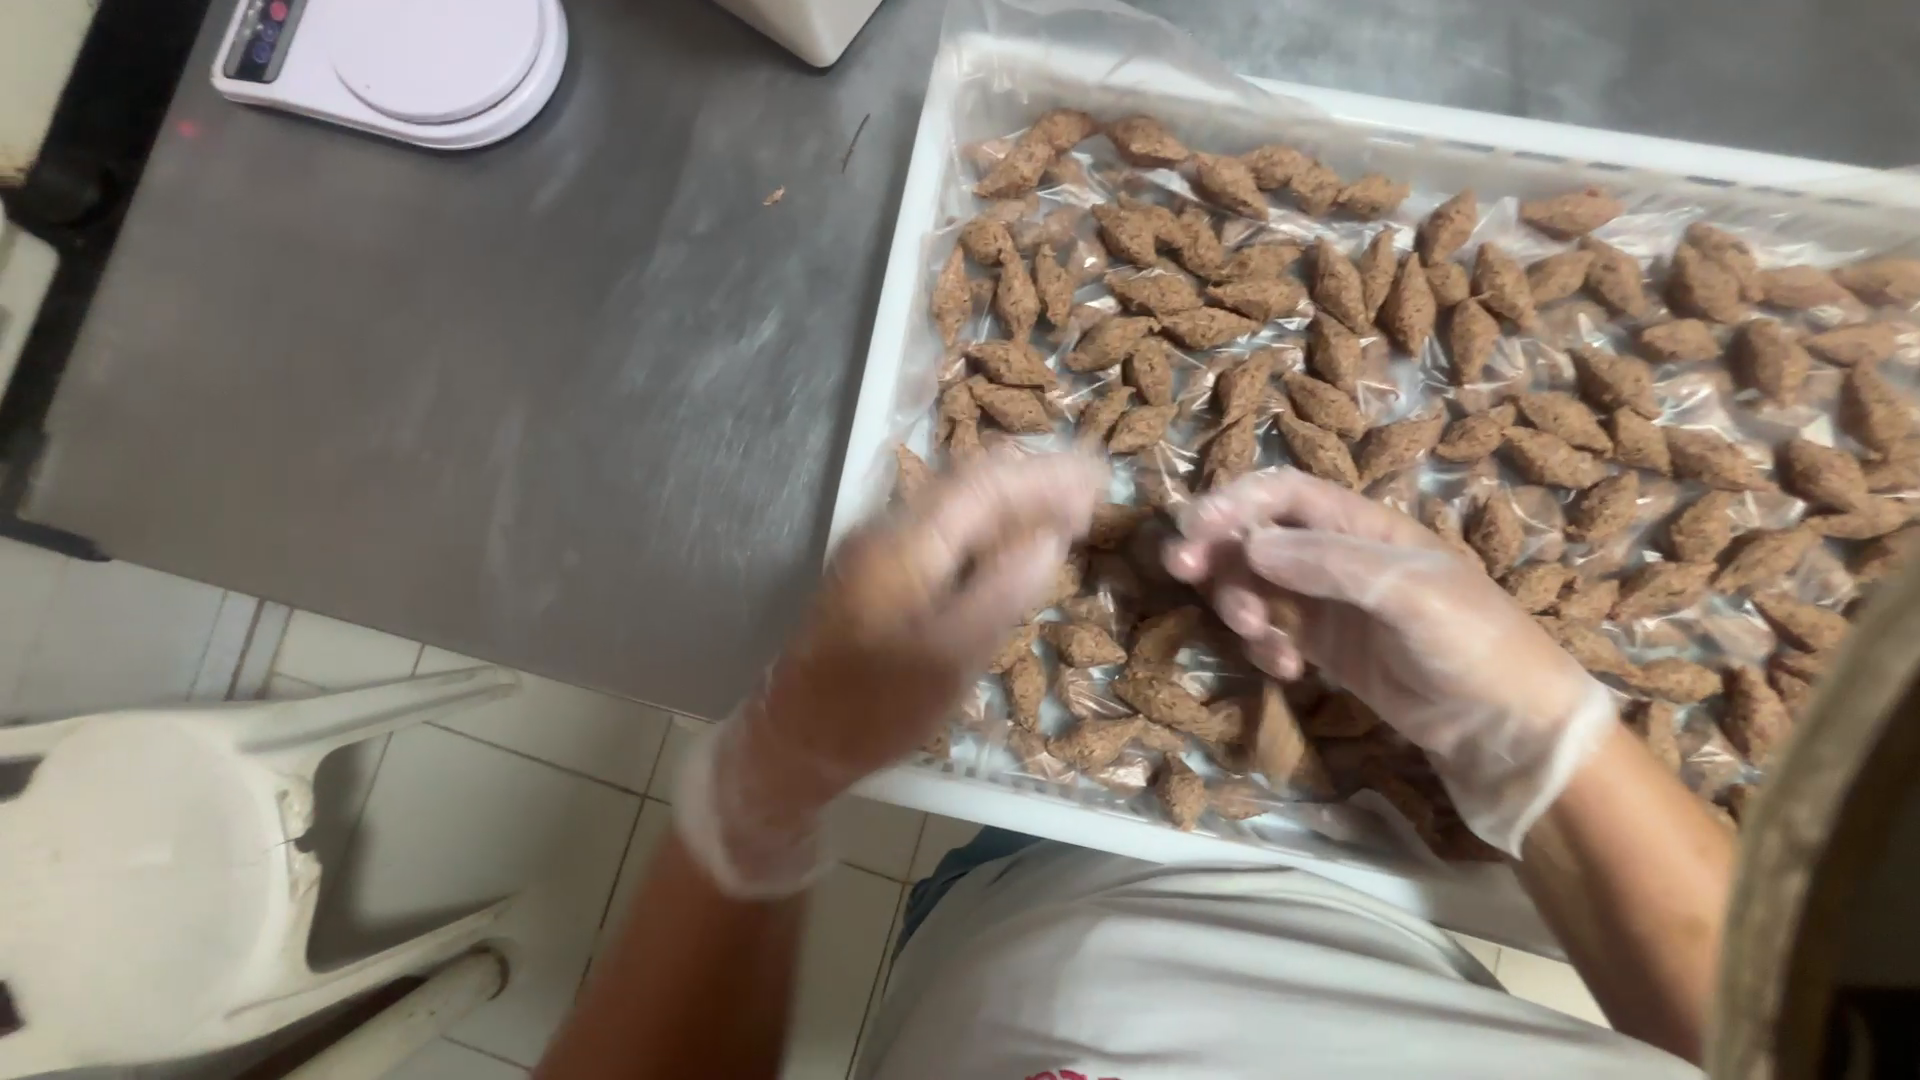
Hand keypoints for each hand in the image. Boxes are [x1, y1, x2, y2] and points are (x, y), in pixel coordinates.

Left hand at [675, 449, 1106, 896]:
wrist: (796, 739)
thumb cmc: (872, 710)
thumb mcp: (946, 660)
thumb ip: (1000, 594)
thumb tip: (1050, 540)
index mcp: (904, 544)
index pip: (986, 484)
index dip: (1046, 475)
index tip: (1100, 478)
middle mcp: (889, 531)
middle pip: (972, 484)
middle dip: (1035, 481)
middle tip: (1092, 495)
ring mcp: (880, 549)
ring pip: (959, 504)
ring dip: (1015, 502)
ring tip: (1068, 515)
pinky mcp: (880, 572)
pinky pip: (946, 530)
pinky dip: (990, 528)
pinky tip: (1014, 547)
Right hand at [1163, 468, 1614, 856]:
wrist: (1507, 731)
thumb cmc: (1475, 645)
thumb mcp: (1412, 595)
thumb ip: (1331, 564)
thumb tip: (1249, 547)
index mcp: (1362, 526)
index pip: (1283, 494)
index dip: (1233, 500)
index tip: (1194, 528)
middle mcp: (1335, 556)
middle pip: (1255, 536)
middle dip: (1218, 551)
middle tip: (1183, 571)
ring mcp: (1325, 603)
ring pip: (1253, 585)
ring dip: (1240, 604)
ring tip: (1260, 637)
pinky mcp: (1320, 645)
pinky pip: (1268, 630)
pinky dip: (1262, 645)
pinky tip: (1287, 669)